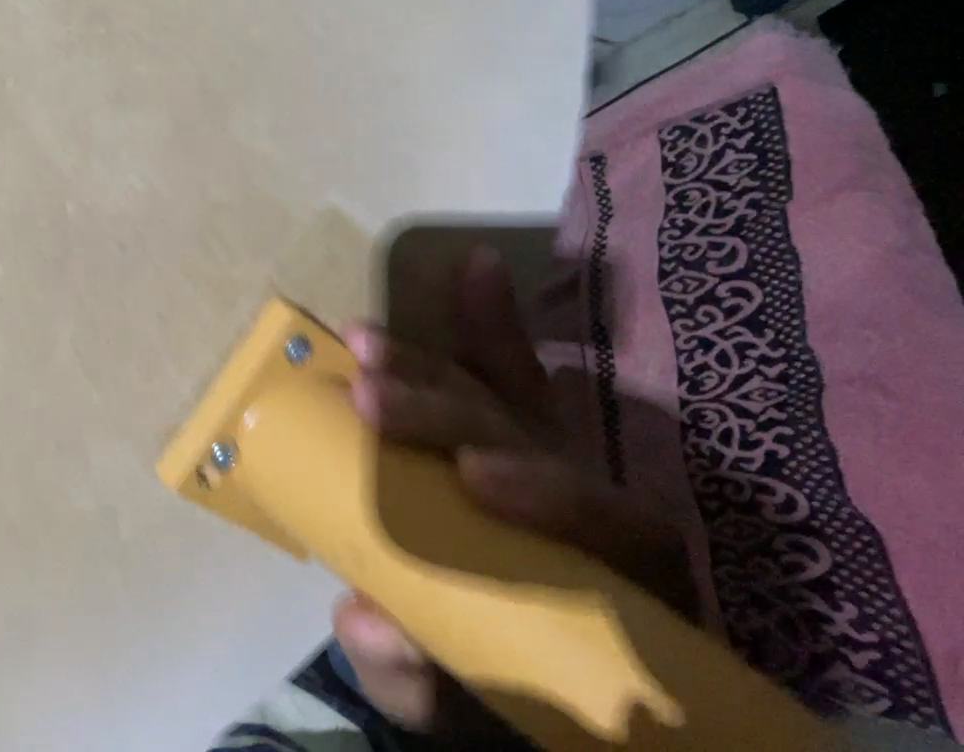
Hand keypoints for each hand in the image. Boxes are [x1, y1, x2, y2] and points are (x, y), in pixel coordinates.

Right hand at [330, 249, 697, 738]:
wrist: (511, 665)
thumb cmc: (496, 692)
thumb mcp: (457, 709)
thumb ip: (420, 681)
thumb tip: (364, 619)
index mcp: (614, 579)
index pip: (610, 524)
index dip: (550, 495)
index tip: (475, 478)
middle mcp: (588, 505)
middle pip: (531, 440)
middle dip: (446, 413)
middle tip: (369, 397)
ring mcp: (547, 462)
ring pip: (501, 399)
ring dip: (430, 365)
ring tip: (361, 339)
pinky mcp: (509, 439)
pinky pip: (504, 376)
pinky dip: (487, 326)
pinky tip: (474, 268)